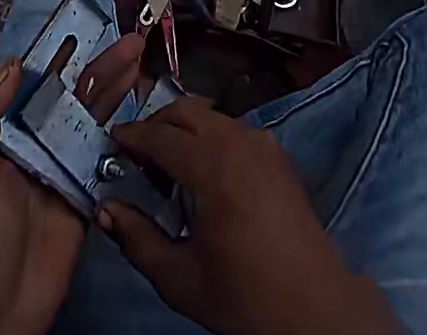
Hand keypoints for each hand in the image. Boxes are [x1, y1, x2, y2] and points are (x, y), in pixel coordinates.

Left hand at [0, 33, 144, 334]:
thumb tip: (14, 65)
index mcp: (3, 128)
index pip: (34, 79)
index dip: (60, 52)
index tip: (86, 25)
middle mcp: (35, 139)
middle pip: (71, 93)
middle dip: (99, 64)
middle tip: (132, 40)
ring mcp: (62, 166)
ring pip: (92, 117)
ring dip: (116, 89)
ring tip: (142, 61)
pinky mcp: (85, 195)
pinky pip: (107, 158)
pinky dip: (126, 134)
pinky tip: (144, 113)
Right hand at [101, 98, 400, 334]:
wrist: (321, 315)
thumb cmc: (246, 296)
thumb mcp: (181, 279)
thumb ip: (137, 239)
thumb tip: (105, 208)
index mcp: (213, 166)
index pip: (158, 135)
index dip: (130, 137)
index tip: (111, 145)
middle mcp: (238, 142)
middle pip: (184, 111)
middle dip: (156, 125)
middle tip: (139, 156)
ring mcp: (263, 145)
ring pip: (210, 115)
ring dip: (184, 128)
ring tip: (171, 165)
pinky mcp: (279, 156)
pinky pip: (233, 128)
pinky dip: (210, 136)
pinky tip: (206, 172)